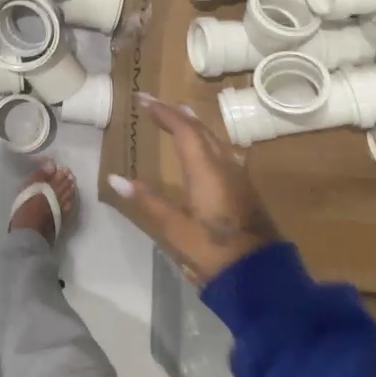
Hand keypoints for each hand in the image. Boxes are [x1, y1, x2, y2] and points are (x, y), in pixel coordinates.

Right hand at [106, 92, 280, 285]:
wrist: (261, 276)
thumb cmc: (214, 251)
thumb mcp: (174, 228)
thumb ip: (146, 200)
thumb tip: (115, 178)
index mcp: (206, 171)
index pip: (184, 130)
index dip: (163, 112)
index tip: (142, 99)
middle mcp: (225, 166)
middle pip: (201, 131)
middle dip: (176, 114)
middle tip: (155, 104)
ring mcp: (238, 178)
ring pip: (215, 140)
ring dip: (194, 125)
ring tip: (179, 115)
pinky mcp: (244, 190)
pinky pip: (222, 152)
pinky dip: (205, 141)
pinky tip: (203, 148)